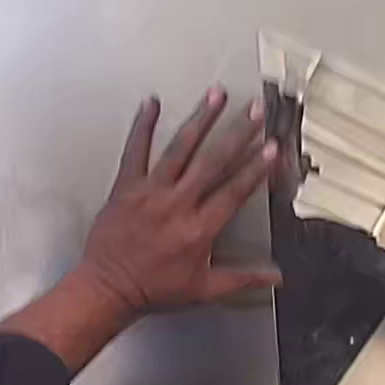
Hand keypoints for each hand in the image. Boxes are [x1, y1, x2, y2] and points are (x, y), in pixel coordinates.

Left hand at [74, 86, 282, 312]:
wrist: (108, 288)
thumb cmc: (152, 290)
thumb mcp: (202, 288)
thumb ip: (242, 278)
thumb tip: (275, 277)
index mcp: (198, 230)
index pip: (234, 191)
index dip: (256, 168)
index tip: (271, 147)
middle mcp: (176, 206)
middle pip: (212, 162)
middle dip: (237, 132)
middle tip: (254, 110)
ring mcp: (149, 193)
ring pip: (179, 149)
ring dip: (200, 120)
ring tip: (216, 95)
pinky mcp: (125, 188)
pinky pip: (134, 151)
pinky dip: (142, 126)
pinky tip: (151, 104)